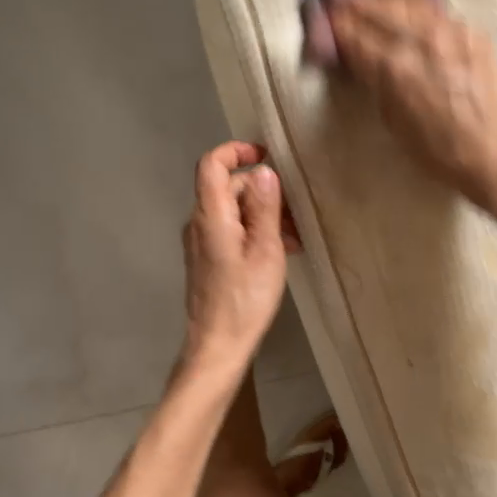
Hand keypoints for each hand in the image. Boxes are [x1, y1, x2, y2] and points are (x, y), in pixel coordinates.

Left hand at [180, 141, 291, 370]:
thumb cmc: (245, 299)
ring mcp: (201, 243)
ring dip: (264, 215)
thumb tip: (264, 172)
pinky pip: (231, 232)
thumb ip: (265, 208)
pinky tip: (281, 251)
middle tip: (297, 210)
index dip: (237, 151)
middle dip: (263, 191)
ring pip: (232, 212)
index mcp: (210, 216)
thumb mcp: (266, 251)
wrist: (218, 345)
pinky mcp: (207, 260)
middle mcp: (199, 223)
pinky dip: (255, 232)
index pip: (212, 164)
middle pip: (227, 188)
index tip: (266, 155)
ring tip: (295, 237)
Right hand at [323, 0, 496, 214]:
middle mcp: (422, 41)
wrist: (495, 153)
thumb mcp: (393, 122)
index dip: (335, 25)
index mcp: (396, 68)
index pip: (355, 34)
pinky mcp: (471, 32)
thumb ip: (374, 82)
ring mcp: (451, 31)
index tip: (322, 16)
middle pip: (378, 7)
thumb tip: (357, 57)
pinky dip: (413, 6)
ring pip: (407, 1)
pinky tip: (403, 5)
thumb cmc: (439, 152)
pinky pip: (434, 11)